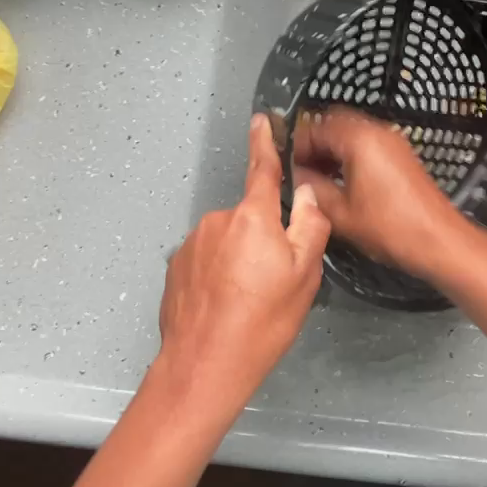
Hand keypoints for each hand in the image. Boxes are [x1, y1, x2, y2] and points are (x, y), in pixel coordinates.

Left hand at [157, 114, 330, 402]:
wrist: (203, 367)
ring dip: (240, 259)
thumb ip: (310, 225)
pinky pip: (207, 260)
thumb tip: (304, 195)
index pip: (261, 168)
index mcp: (252, 217)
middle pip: (250, 216)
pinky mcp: (176, 267)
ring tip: (248, 299)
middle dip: (264, 237)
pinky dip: (219, 275)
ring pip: (229, 240)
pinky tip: (226, 305)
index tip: (261, 119)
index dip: (264, 141)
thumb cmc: (261, 322)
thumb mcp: (305, 275)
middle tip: (274, 279)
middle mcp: (217, 221)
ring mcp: (192, 244)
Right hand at [291, 107, 481, 280]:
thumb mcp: (341, 213)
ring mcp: (393, 142)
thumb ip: (312, 189)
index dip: (297, 143)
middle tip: (300, 168)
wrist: (438, 240)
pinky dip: (350, 155)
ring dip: (332, 149)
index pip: (317, 126)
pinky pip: (368, 144)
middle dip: (315, 143)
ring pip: (352, 133)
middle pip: (335, 123)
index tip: (286, 163)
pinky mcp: (401, 155)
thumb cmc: (389, 227)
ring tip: (317, 177)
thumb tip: (296, 176)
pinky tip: (341, 181)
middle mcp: (378, 131)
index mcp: (360, 139)